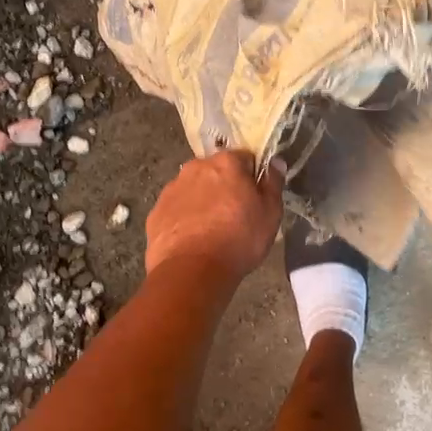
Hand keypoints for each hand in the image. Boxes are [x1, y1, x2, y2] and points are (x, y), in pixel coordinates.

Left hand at [144, 151, 285, 282]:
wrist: (191, 272)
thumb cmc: (238, 240)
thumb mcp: (270, 214)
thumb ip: (273, 184)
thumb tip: (276, 162)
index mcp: (226, 162)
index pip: (244, 158)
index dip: (251, 177)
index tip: (254, 197)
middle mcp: (196, 167)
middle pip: (215, 171)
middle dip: (224, 186)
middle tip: (233, 214)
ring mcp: (172, 189)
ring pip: (193, 189)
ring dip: (201, 201)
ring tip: (210, 230)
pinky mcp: (155, 213)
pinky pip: (175, 209)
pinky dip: (183, 218)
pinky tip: (191, 240)